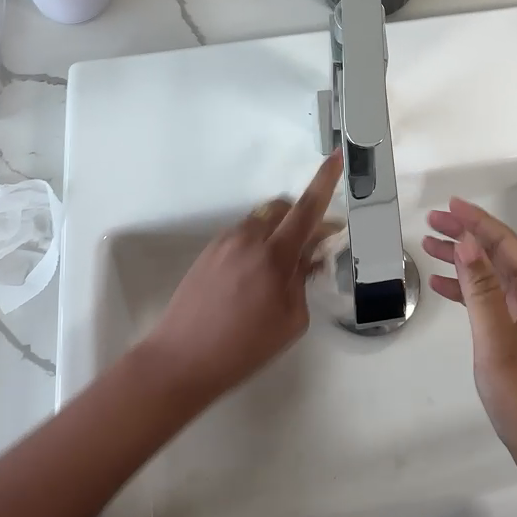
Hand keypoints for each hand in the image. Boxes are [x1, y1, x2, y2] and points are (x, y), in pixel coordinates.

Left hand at [139, 151, 341, 402]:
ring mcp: (224, 244)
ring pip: (261, 222)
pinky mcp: (208, 253)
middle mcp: (249, 240)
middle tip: (314, 245)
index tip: (337, 155)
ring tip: (281, 268)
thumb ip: (303, 281)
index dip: (325, 181)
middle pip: (283, 209)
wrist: (179, 361)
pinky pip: (242, 236)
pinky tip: (254, 278)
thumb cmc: (243, 348)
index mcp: (274, 257)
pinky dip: (257, 245)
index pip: (307, 209)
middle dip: (303, 217)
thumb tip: (309, 257)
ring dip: (279, 232)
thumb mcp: (291, 321)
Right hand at [424, 198, 516, 473]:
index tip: (450, 204)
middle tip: (432, 220)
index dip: (478, 222)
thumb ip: (481, 291)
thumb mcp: (497, 343)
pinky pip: (492, 301)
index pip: (507, 245)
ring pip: (493, 277)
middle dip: (467, 236)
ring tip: (429, 245)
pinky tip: (443, 286)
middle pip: (500, 256)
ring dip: (464, 261)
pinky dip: (467, 291)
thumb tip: (468, 242)